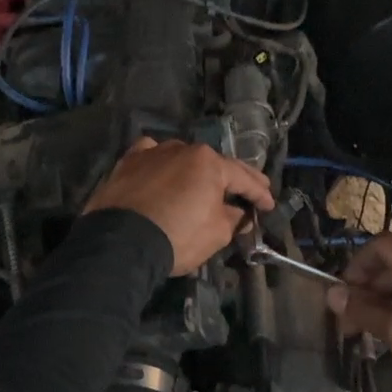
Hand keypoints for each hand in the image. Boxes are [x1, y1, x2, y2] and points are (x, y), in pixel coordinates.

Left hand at [84, 138, 273, 275]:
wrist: (121, 242)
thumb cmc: (177, 236)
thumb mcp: (216, 233)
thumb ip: (233, 219)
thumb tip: (240, 213)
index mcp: (209, 163)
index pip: (243, 177)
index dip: (260, 193)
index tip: (270, 205)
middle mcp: (182, 149)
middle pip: (214, 163)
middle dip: (234, 177)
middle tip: (253, 188)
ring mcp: (152, 152)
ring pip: (182, 157)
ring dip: (196, 169)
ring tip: (206, 181)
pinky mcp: (127, 162)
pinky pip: (150, 157)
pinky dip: (161, 163)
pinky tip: (163, 168)